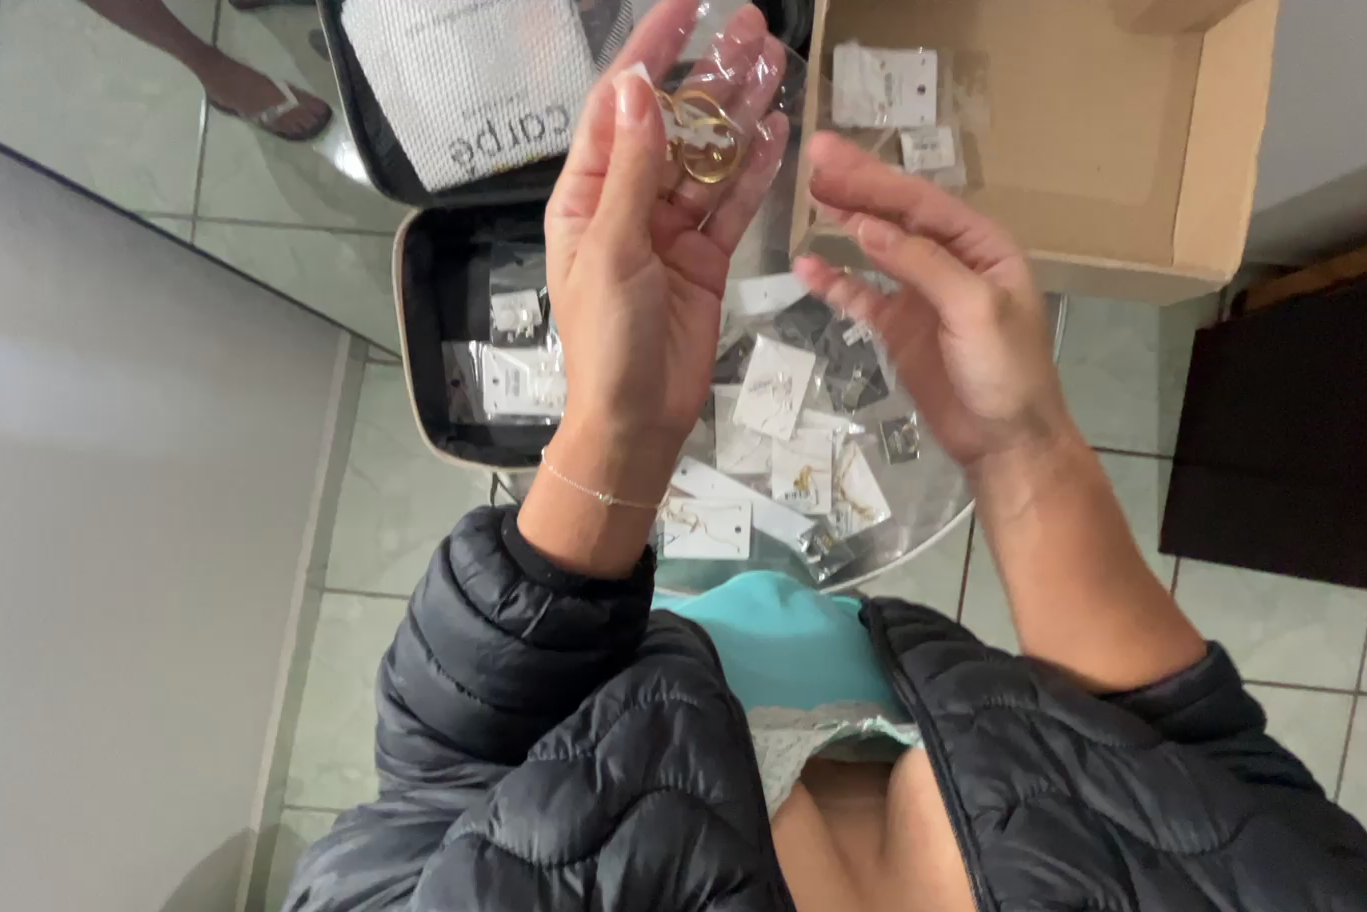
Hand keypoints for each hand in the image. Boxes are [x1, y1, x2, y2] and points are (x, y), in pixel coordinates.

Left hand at [544, 0, 787, 470]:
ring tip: (774, 65)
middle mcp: (630, 205)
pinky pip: (732, 207)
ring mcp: (672, 232)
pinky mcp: (706, 260)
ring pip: (709, 162)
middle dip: (709, 78)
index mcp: (589, 198)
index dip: (648, 54)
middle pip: (673, 127)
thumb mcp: (611, 250)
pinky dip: (754, 174)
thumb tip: (636, 90)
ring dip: (739, 117)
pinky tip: (778, 135)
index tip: (683, 6)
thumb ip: (630, 173)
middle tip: (752, 28)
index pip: (618, 109)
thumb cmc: (607, 341)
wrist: (638, 416)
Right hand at [792, 133, 1071, 469]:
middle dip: (857, 189)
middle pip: (896, 217)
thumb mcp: (974, 308)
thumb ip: (921, 264)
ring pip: (876, 252)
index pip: (920, 203)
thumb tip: (866, 227)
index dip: (875, 180)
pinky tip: (808, 269)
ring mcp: (920, 297)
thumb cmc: (1005, 370)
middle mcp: (949, 262)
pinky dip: (837, 285)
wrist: (1003, 439)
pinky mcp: (899, 330)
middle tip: (813, 160)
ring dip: (845, 227)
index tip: (829, 161)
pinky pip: (863, 299)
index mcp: (980, 246)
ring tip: (809, 199)